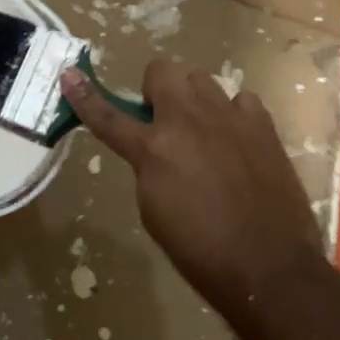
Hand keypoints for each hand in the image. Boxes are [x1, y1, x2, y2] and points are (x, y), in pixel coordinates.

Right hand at [63, 59, 339, 339]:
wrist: (270, 269)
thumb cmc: (201, 250)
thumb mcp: (154, 209)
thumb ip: (147, 165)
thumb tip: (151, 147)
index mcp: (153, 148)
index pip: (107, 115)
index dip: (84, 96)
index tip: (69, 75)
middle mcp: (187, 120)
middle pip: (162, 71)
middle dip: (157, 90)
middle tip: (162, 120)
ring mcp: (228, 117)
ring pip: (201, 78)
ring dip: (194, 99)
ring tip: (203, 131)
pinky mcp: (262, 126)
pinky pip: (241, 100)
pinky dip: (233, 114)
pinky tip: (237, 140)